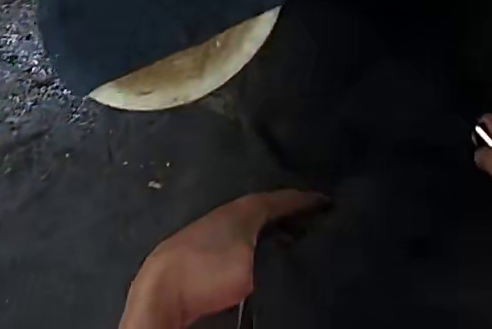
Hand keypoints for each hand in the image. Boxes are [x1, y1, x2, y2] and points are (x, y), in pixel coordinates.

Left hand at [120, 189, 326, 328]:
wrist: (159, 294)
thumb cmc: (209, 270)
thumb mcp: (254, 267)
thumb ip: (280, 259)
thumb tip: (302, 257)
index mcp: (249, 206)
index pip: (287, 198)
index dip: (309, 201)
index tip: (331, 203)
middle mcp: (235, 211)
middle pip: (273, 211)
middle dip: (293, 216)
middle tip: (319, 224)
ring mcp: (217, 232)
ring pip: (257, 229)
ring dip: (275, 234)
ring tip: (296, 244)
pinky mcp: (203, 256)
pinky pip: (244, 244)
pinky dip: (258, 248)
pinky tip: (264, 262)